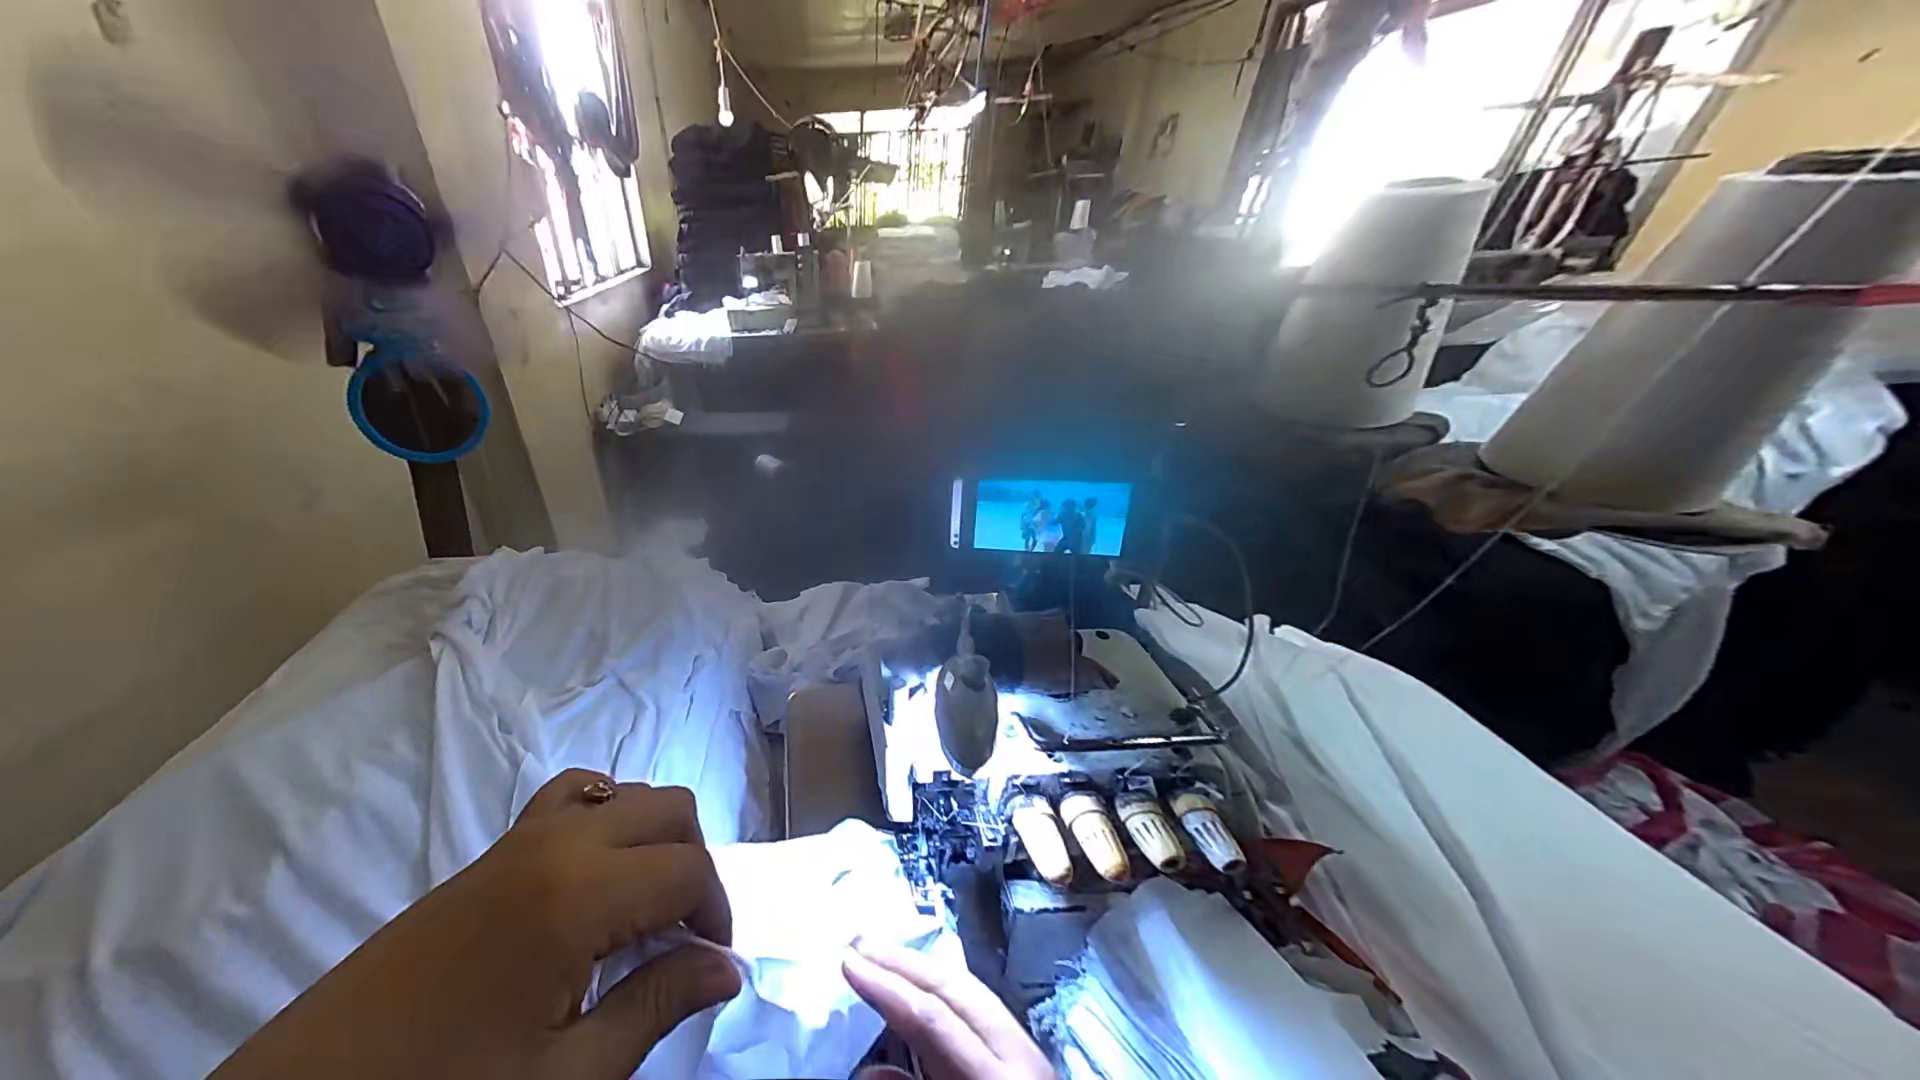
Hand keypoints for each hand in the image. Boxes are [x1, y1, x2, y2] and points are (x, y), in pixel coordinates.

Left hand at [214, 769, 741, 1079]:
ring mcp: (516, 842)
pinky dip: (605, 821)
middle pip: (668, 808)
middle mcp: (557, 843)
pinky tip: (591, 882)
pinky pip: (569, 800)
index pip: (689, 869)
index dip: (716, 912)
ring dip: (653, 836)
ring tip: (642, 903)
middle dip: (694, 860)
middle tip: (682, 932)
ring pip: (622, 793)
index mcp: (579, 893)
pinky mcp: (485, 856)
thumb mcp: (564, 1078)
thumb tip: (729, 968)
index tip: (709, 963)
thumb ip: (656, 1005)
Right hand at [843, 939, 1054, 1079]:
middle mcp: (1018, 1056)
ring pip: (970, 991)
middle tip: (859, 944)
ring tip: (882, 954)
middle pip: (956, 990)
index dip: (888, 987)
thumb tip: (869, 1073)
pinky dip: (944, 992)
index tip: (848, 963)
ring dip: (922, 971)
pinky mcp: (1024, 1057)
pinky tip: (920, 985)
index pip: (935, 1020)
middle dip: (904, 963)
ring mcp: (1026, 1053)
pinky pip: (978, 1010)